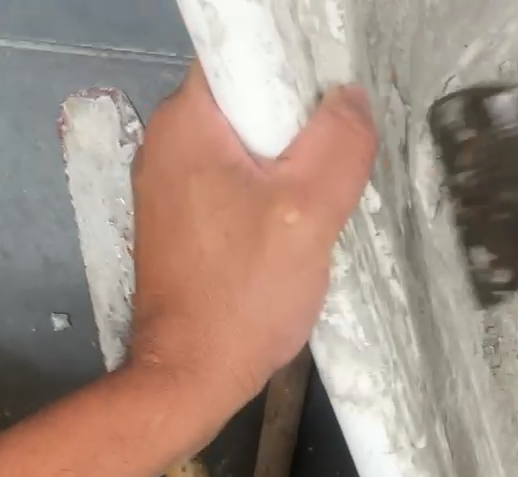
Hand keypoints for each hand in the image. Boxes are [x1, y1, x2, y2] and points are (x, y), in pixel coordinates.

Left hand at [129, 64, 376, 402]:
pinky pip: (231, 195)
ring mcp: (167, 193)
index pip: (245, 57)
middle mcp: (165, 146)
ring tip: (313, 217)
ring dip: (285, 178)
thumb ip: (339, 146)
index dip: (296, 76)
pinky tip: (286, 243)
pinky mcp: (178, 231)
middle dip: (297, 135)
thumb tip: (351, 100)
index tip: (331, 120)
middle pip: (248, 108)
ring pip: (244, 157)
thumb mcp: (308, 214)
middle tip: (330, 177)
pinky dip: (263, 208)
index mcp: (186, 122)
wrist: (191, 378)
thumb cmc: (243, 296)